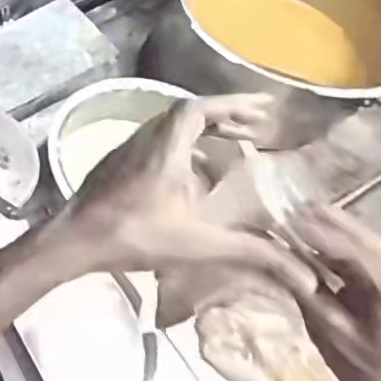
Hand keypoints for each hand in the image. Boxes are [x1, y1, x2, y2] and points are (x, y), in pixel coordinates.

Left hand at [36, 96, 306, 277]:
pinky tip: (195, 180)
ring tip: (233, 155)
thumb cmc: (135, 235)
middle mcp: (145, 138)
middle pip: (187, 114)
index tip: (264, 108)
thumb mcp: (199, 243)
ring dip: (203, 135)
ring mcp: (127, 149)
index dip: (234, 103)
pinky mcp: (117, 163)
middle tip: (256, 131)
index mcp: (166, 145)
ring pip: (170, 129)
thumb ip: (252, 253)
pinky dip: (183, 150)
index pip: (201, 108)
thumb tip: (306, 278)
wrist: (74, 239)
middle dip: (224, 118)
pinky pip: (157, 144)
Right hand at [261, 206, 380, 380]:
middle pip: (354, 232)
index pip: (332, 235)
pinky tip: (329, 268)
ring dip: (333, 242)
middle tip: (276, 225)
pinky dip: (352, 259)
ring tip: (295, 244)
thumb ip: (306, 290)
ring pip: (368, 244)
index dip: (296, 225)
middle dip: (315, 226)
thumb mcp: (336, 340)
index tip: (264, 218)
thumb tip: (278, 257)